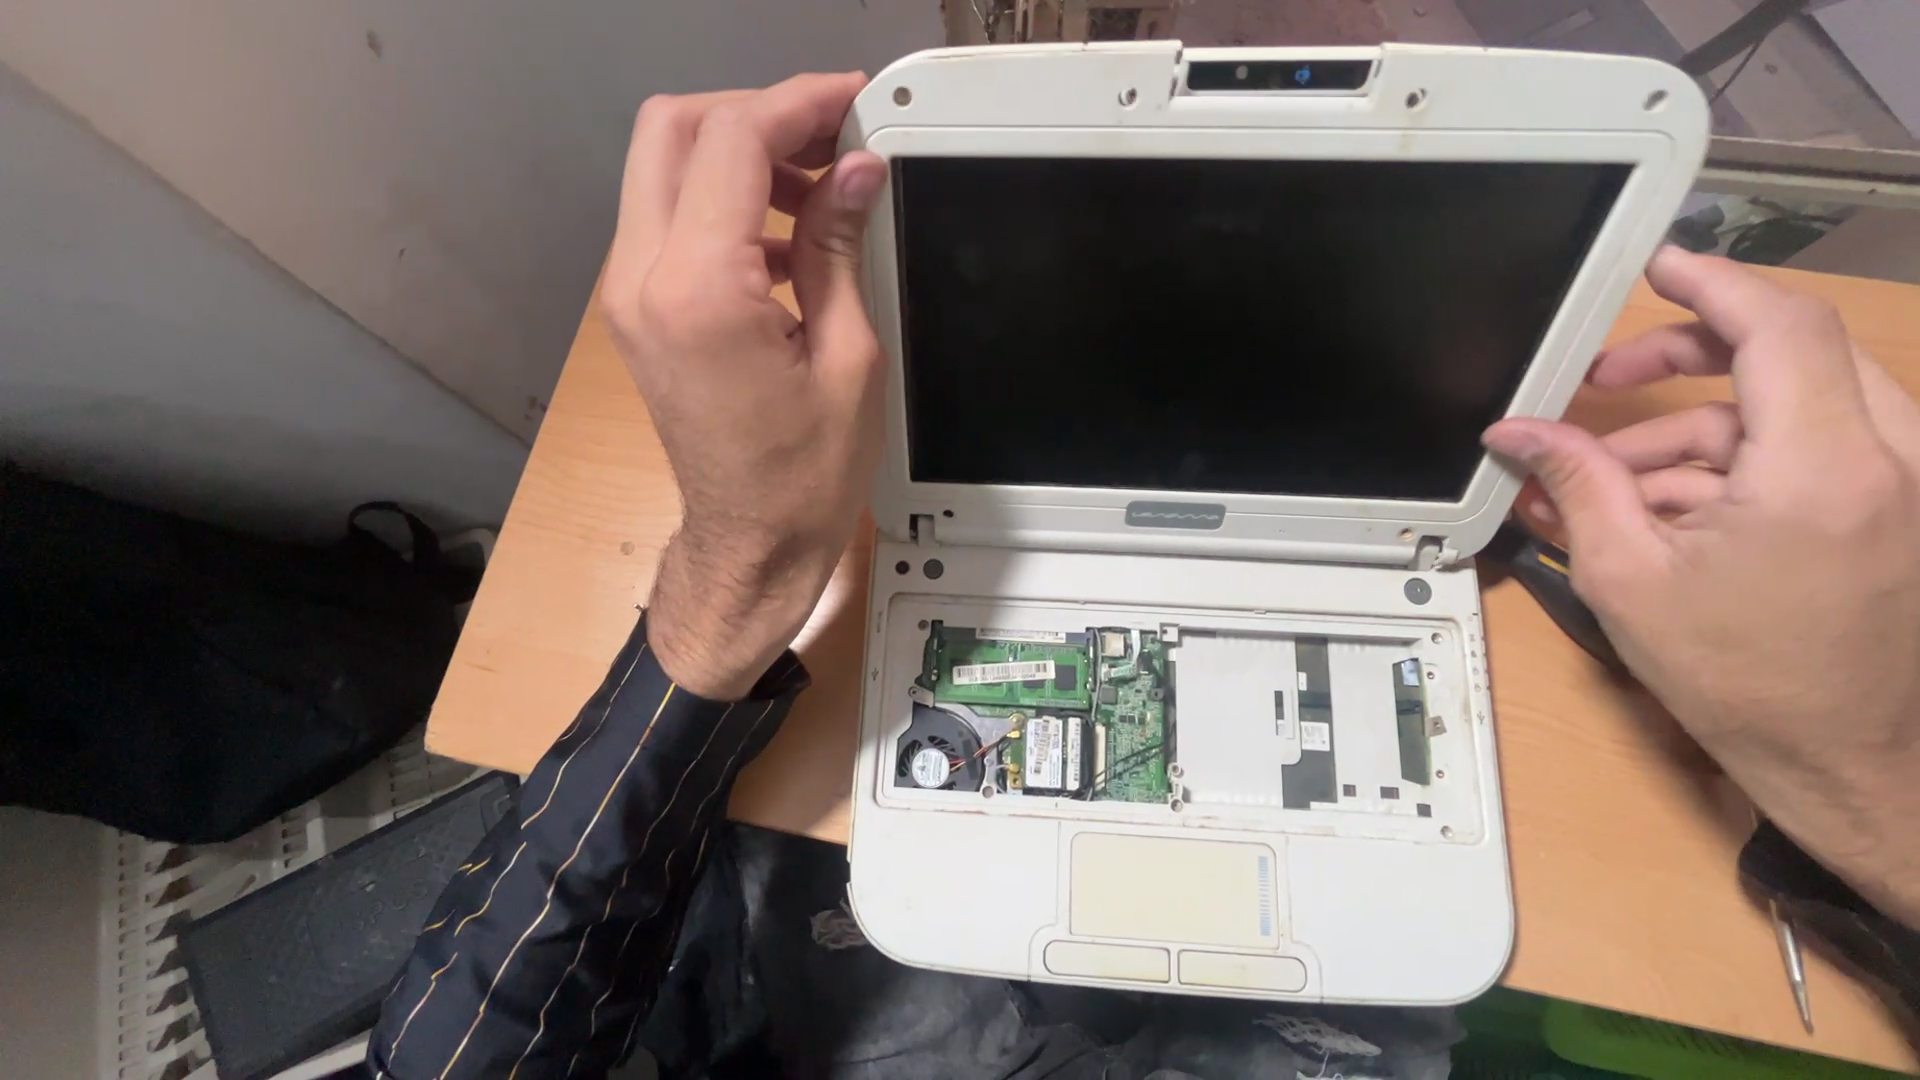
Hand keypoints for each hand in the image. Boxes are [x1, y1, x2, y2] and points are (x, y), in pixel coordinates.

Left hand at [600, 74, 887, 699]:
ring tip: (817, 195)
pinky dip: (723, 206)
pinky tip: (785, 244)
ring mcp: (628, 296)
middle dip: (756, 116)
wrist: (751, 543)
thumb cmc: (808, 475)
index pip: (733, 140)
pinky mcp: (637, 314)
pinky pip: (668, 222)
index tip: (852, 102)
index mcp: (699, 292)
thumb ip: (838, 248)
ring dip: (739, 160)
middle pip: (675, 130)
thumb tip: (854, 170)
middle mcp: (642, 280)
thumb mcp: (848, 358)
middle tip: (828, 142)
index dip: (798, 103)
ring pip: (665, 168)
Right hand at [1484, 248, 1919, 926]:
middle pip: (1787, 358)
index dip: (1716, 284)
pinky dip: (1721, 468)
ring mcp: (1894, 487)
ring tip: (1598, 483)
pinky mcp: (1885, 512)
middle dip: (1683, 360)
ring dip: (1685, 431)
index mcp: (1819, 472)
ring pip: (1784, 411)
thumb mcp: (1625, 573)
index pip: (1782, 331)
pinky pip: (1799, 455)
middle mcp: (1883, 461)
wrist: (1839, 758)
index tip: (1658, 264)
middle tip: (1602, 379)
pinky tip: (1649, 512)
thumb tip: (1514, 433)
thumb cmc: (1732, 673)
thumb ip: (1573, 484)